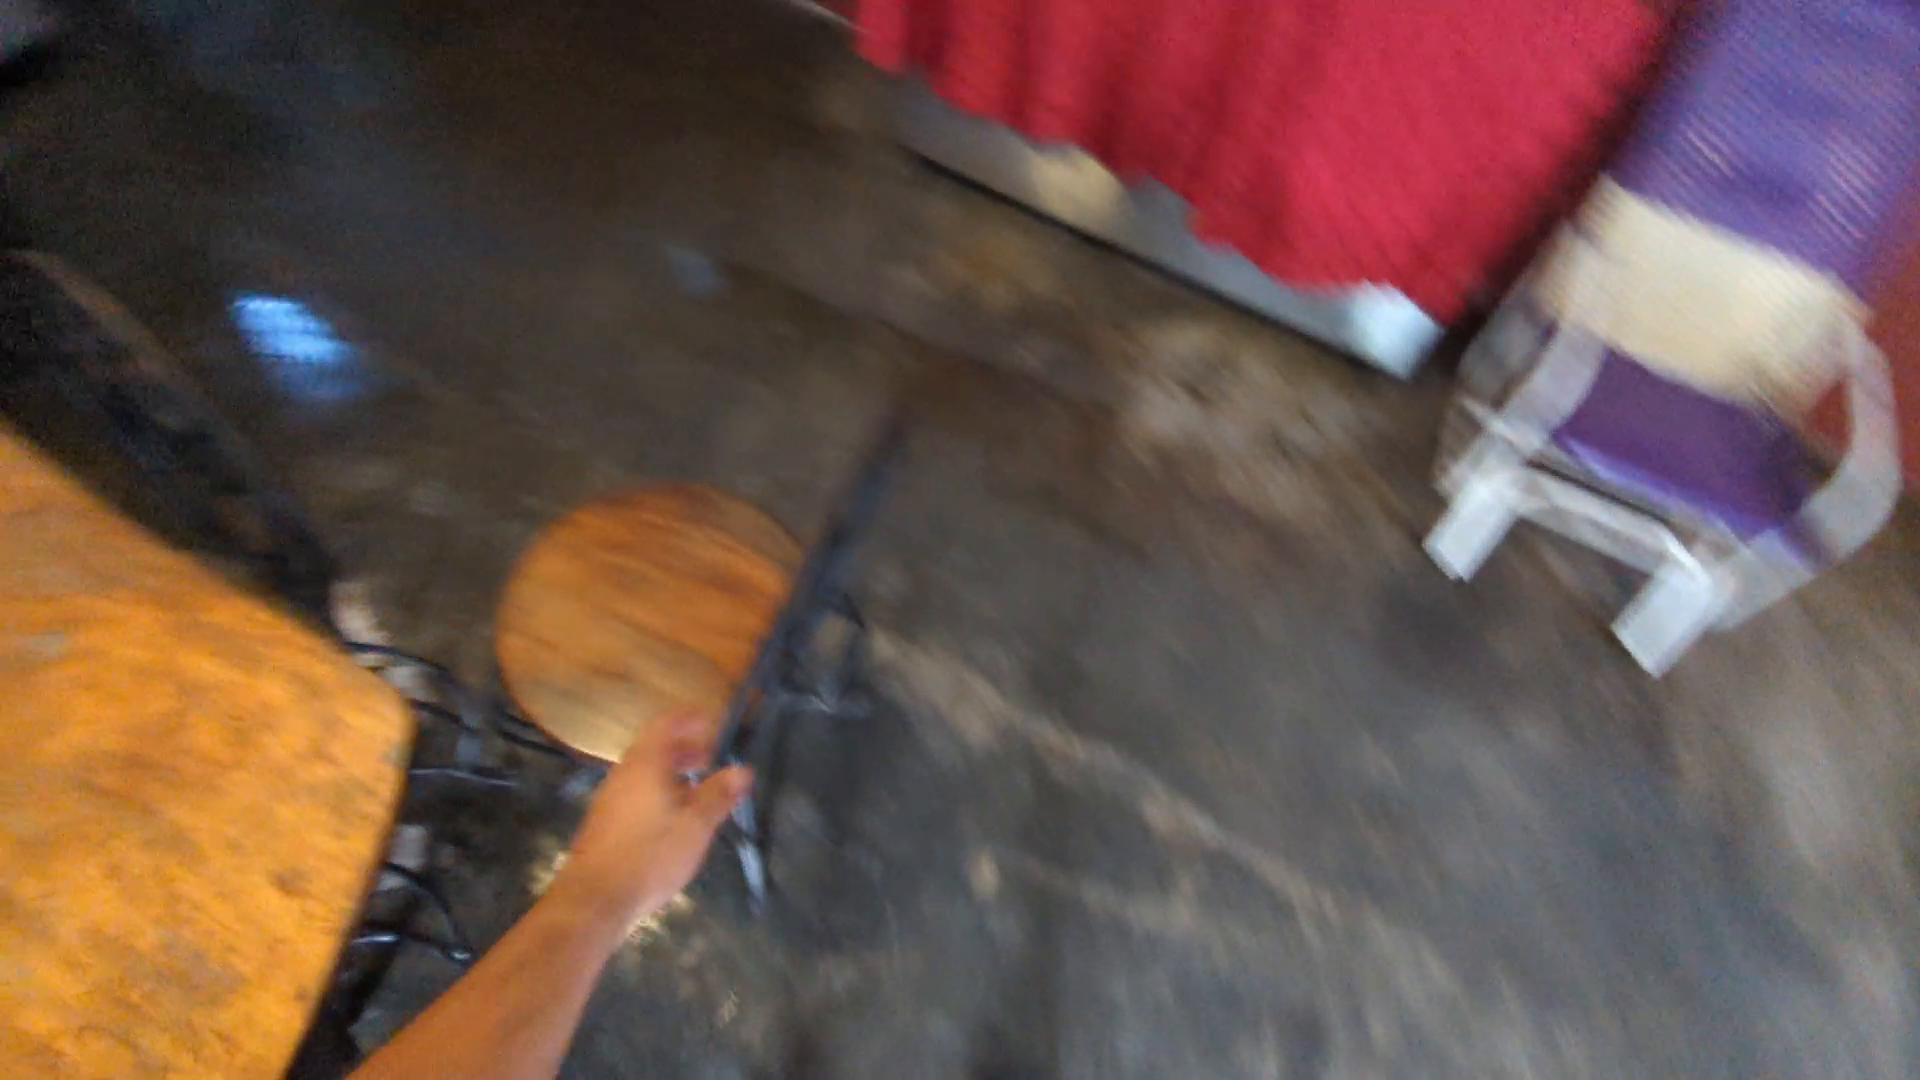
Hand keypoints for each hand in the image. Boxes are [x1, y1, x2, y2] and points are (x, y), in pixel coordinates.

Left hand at [548, 712, 751, 931]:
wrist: (593, 902)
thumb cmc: (650, 854)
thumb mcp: (696, 825)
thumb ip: (719, 794)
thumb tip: (743, 770)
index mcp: (646, 764)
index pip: (666, 723)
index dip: (690, 719)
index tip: (713, 723)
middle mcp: (624, 775)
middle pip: (655, 747)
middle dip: (686, 748)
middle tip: (712, 758)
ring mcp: (610, 800)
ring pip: (645, 773)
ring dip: (673, 772)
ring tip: (699, 790)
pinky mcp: (604, 825)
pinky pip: (636, 794)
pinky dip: (659, 792)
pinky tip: (675, 819)